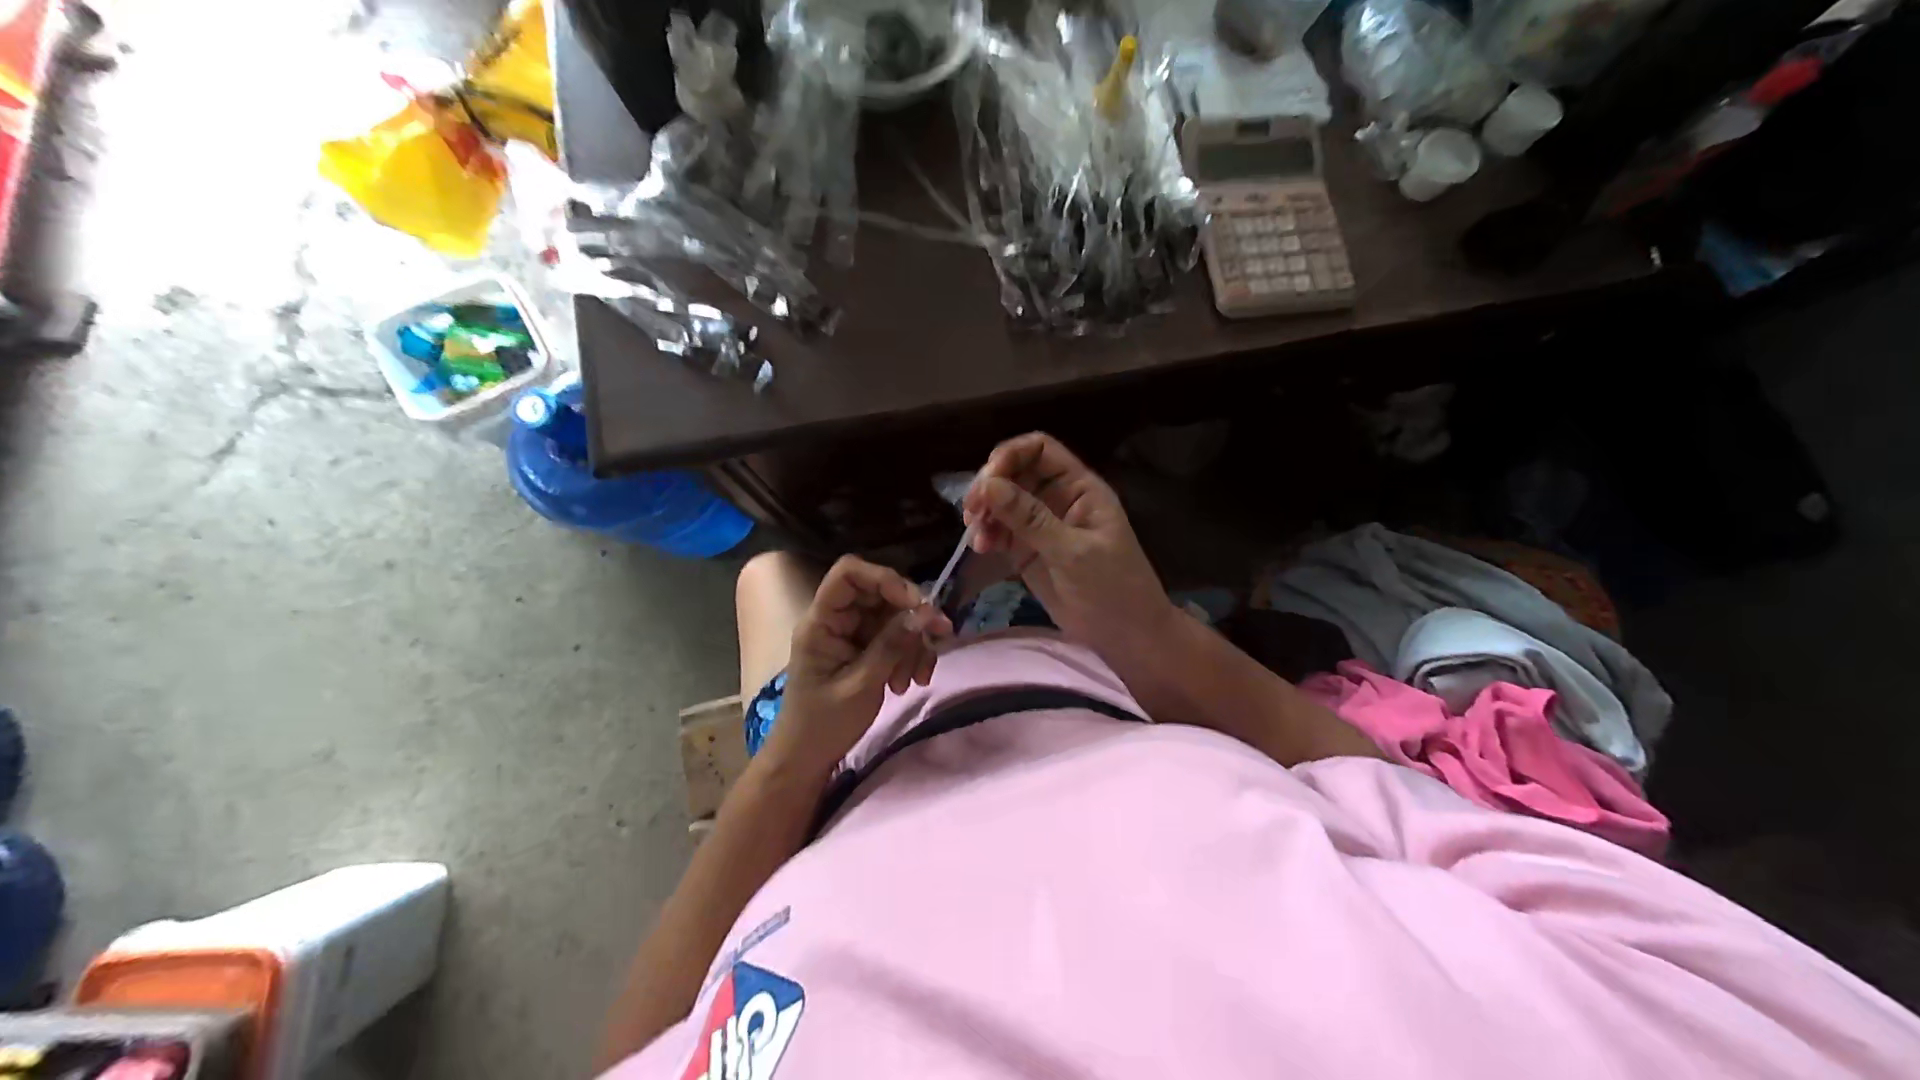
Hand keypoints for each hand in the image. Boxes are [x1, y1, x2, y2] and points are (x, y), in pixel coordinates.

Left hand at [763, 556, 952, 775]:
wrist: (807, 758)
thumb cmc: (824, 724)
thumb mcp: (861, 686)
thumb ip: (892, 646)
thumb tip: (924, 612)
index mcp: (821, 622)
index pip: (849, 574)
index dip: (884, 578)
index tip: (916, 602)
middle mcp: (836, 620)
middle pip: (880, 593)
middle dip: (911, 615)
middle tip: (939, 635)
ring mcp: (852, 634)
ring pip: (894, 616)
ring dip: (914, 643)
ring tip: (917, 678)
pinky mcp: (865, 649)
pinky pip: (896, 638)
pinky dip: (911, 655)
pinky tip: (913, 681)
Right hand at [961, 433, 1177, 664]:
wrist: (1125, 635)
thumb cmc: (1112, 587)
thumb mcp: (1072, 551)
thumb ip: (1030, 518)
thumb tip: (987, 485)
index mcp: (1079, 487)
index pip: (1039, 450)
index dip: (1010, 456)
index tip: (987, 481)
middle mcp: (1057, 498)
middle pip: (1013, 473)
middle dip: (989, 487)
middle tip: (972, 512)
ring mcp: (1040, 525)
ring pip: (1001, 502)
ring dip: (984, 513)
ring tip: (977, 537)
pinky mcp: (1027, 550)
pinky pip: (999, 530)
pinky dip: (986, 534)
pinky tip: (981, 547)